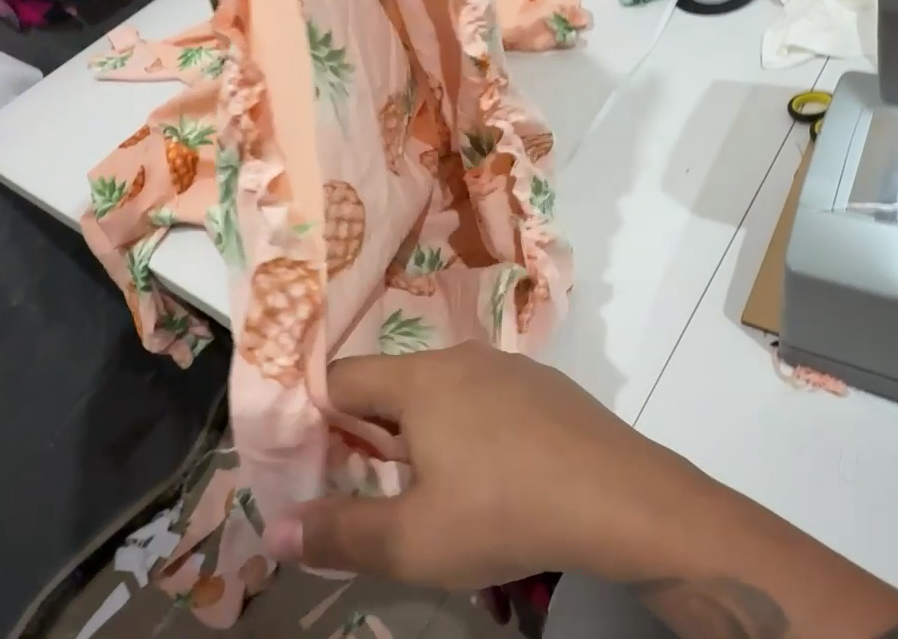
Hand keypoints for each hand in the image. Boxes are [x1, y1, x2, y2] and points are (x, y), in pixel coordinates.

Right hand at [264, 342, 715, 589]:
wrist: (620, 499)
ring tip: (431, 488)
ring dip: (423, 433)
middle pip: (394, 385)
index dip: (315, 420)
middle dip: (370, 433)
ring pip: (444, 392)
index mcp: (421, 379)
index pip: (342, 379)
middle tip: (369, 487)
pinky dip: (470, 429)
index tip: (310, 465)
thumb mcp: (412, 541)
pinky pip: (487, 399)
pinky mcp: (547, 387)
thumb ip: (339, 533)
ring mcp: (512, 368)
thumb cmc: (504, 513)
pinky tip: (493, 475)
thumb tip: (277, 527)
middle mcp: (463, 357)